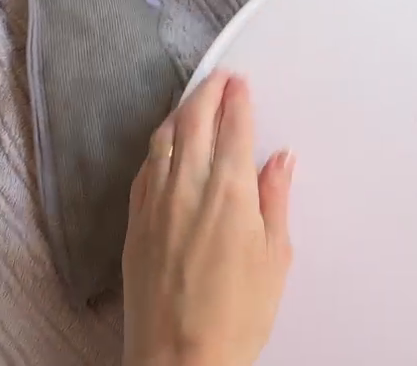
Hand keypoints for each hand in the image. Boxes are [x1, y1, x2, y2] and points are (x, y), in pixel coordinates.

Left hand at [123, 72, 295, 365]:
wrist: (179, 363)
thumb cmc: (234, 316)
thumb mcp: (274, 256)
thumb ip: (275, 199)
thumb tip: (281, 159)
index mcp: (229, 191)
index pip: (233, 126)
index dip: (237, 98)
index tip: (241, 83)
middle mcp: (188, 187)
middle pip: (195, 120)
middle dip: (208, 92)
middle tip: (219, 78)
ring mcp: (156, 203)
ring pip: (164, 138)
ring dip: (181, 111)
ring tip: (193, 100)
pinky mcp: (135, 224)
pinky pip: (144, 168)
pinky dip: (157, 145)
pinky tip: (164, 144)